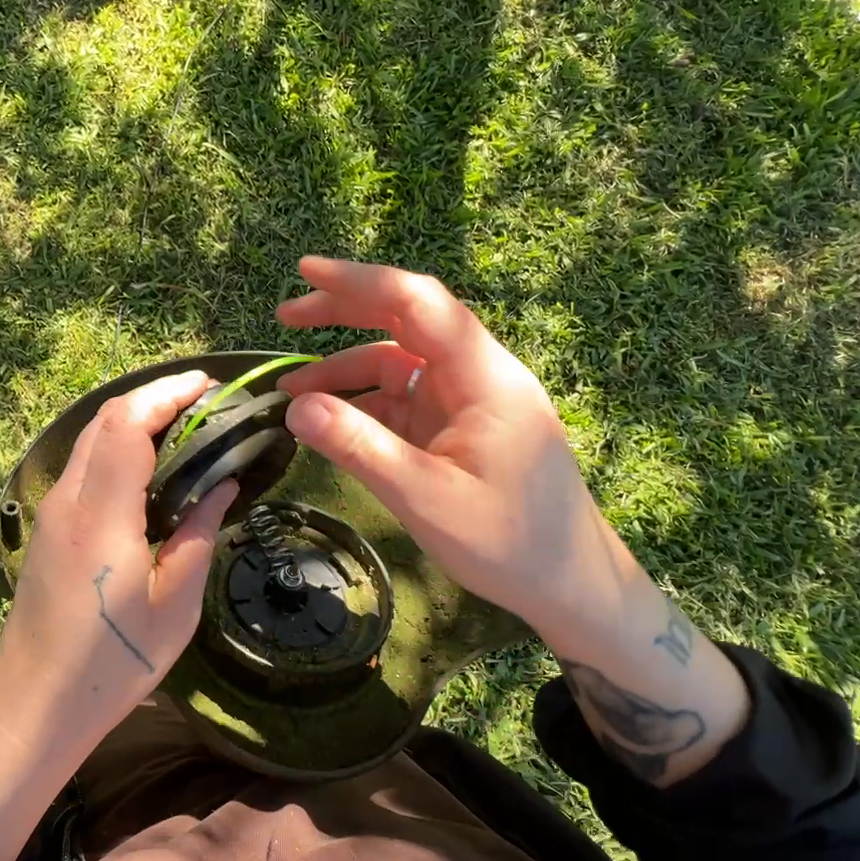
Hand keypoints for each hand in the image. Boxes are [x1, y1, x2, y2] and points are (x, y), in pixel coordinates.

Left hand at [0, 371, 235, 860]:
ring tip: (186, 424)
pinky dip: (118, 444)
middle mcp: (67, 500)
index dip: (165, 395)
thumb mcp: (174, 608)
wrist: (34, 700)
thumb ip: (198, 537)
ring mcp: (51, 509)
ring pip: (90, 437)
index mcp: (100, 518)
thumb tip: (224, 485)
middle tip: (205, 402)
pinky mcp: (48, 523)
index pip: (126, 427)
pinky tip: (151, 462)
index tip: (207, 385)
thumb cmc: (111, 664)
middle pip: (104, 421)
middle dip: (154, 397)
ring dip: (134, 418)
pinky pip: (84, 463)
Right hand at [276, 256, 629, 633]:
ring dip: (343, 367)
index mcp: (483, 378)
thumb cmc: (511, 544)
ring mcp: (467, 399)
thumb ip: (359, 448)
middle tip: (285, 316)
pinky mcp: (457, 424)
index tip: (306, 271)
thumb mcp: (426, 498)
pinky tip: (327, 419)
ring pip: (397, 359)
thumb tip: (294, 406)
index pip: (419, 304)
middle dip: (344, 311)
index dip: (362, 281)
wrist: (574, 588)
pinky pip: (401, 396)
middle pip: (406, 319)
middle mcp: (476, 374)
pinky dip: (360, 401)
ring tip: (289, 391)